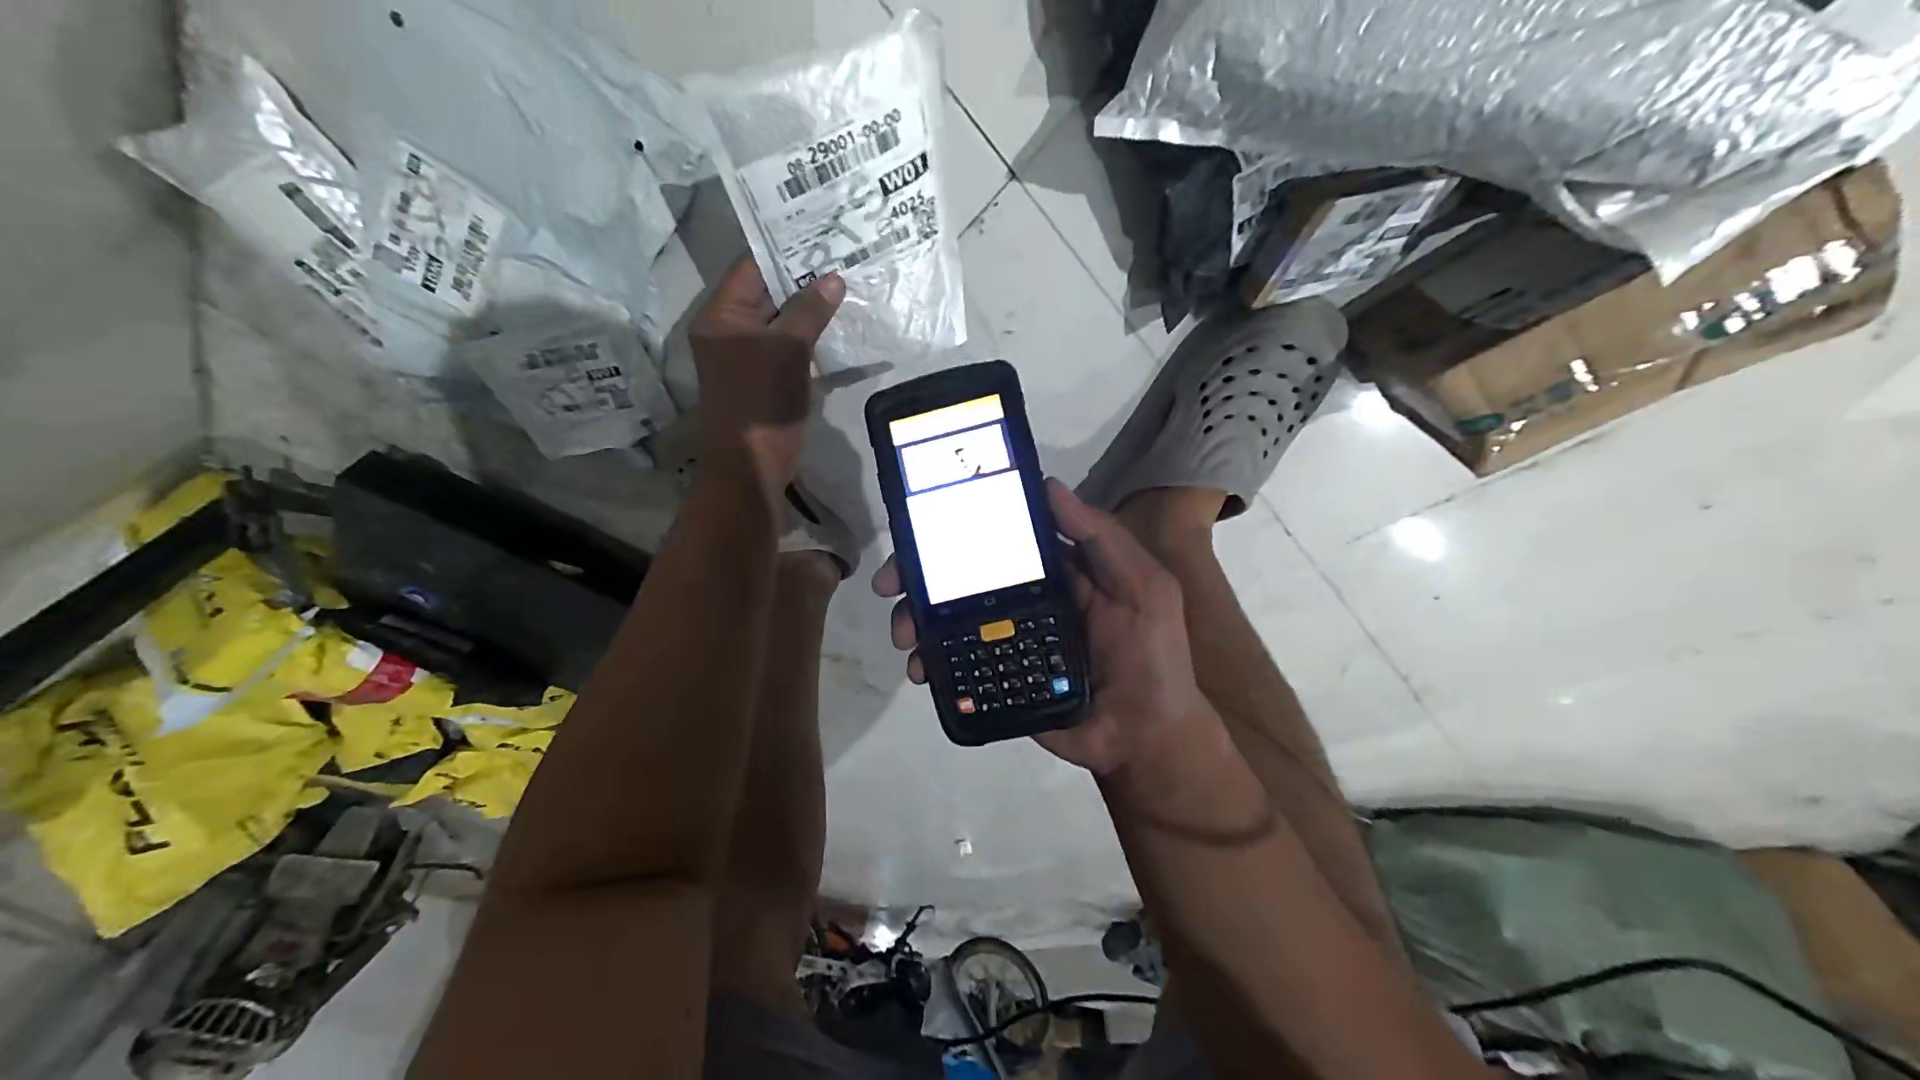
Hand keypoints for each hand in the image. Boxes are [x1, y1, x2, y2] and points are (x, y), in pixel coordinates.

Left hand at [688, 258, 844, 496]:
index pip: (752, 266)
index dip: (785, 247)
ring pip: (779, 320)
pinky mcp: (762, 377)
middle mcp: (728, 329)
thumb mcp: (787, 350)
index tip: (822, 231)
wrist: (752, 467)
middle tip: (842, 255)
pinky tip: (836, 326)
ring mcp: (744, 355)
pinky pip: (786, 345)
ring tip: (846, 284)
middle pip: (766, 291)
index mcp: (721, 315)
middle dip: (803, 276)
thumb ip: (809, 311)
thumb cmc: (762, 403)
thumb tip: (832, 278)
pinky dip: (808, 335)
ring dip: (809, 307)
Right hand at [872, 479, 1210, 774]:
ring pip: (949, 618)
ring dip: (916, 617)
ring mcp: (1007, 640)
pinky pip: (955, 663)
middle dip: (919, 574)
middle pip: (962, 576)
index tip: (921, 525)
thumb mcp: (1145, 588)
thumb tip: (1049, 486)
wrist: (1145, 739)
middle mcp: (1024, 599)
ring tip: (904, 633)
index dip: (959, 526)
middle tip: (890, 583)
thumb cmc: (1153, 658)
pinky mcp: (997, 679)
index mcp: (1055, 571)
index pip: (1000, 537)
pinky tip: (920, 667)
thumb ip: (1103, 539)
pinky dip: (930, 661)